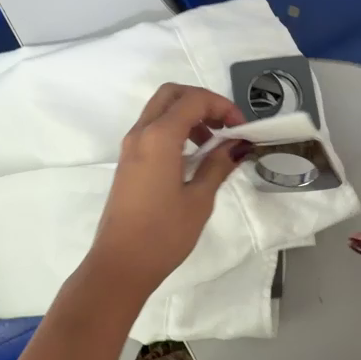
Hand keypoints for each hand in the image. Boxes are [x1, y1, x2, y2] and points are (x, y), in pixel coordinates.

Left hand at [84, 84, 248, 298]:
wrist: (119, 265)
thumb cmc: (163, 234)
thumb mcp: (199, 200)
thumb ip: (218, 165)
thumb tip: (238, 144)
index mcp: (158, 137)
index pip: (193, 100)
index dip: (222, 106)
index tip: (241, 128)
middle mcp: (140, 133)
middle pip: (172, 94)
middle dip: (202, 101)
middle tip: (225, 125)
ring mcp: (130, 147)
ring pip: (160, 110)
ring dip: (187, 115)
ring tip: (212, 144)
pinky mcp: (127, 162)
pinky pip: (152, 129)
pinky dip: (174, 129)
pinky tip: (192, 157)